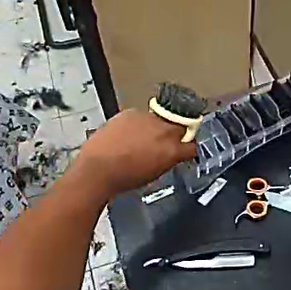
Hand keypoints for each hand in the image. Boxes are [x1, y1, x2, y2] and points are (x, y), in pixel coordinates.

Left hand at [64, 109, 196, 198]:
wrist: (97, 169)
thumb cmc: (123, 177)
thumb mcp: (155, 173)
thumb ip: (168, 159)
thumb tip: (170, 154)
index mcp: (173, 150)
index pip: (192, 145)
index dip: (188, 147)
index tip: (185, 148)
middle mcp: (165, 131)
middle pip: (179, 127)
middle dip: (174, 134)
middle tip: (162, 143)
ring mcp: (148, 119)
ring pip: (159, 120)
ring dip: (154, 127)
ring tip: (140, 140)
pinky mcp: (131, 113)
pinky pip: (139, 116)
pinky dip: (136, 123)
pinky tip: (127, 135)